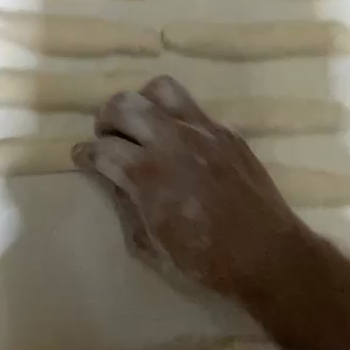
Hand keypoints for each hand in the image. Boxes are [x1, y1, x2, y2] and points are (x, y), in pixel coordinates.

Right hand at [74, 76, 310, 302]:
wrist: (268, 255)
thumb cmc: (205, 260)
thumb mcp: (151, 244)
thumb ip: (126, 206)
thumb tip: (114, 182)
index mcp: (146, 174)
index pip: (101, 148)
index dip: (84, 154)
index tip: (82, 157)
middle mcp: (170, 141)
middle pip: (122, 105)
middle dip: (106, 121)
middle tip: (109, 139)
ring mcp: (201, 130)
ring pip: (158, 90)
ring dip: (141, 104)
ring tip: (142, 125)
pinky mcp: (226, 131)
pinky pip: (192, 108)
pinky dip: (175, 118)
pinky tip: (178, 141)